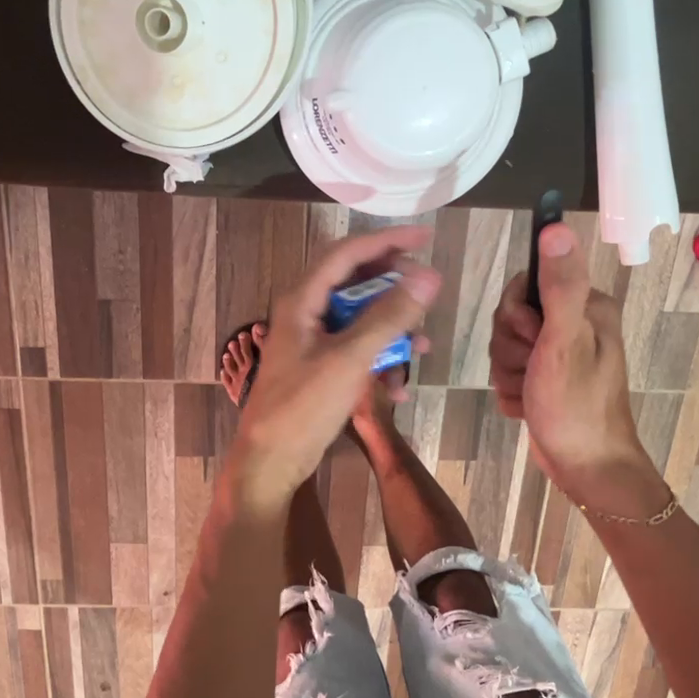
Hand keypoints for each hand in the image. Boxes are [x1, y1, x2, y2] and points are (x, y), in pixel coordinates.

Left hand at [225, 228, 441, 509]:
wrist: (270, 461)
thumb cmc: (304, 407)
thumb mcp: (351, 359)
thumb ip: (388, 316)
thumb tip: (428, 276)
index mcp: (302, 300)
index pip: (346, 253)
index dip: (387, 241)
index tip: (426, 237)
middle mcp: (303, 312)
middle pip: (354, 282)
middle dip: (394, 288)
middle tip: (427, 293)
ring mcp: (310, 340)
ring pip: (359, 318)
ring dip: (391, 330)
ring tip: (421, 347)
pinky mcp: (317, 367)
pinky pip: (354, 349)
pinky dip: (378, 360)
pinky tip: (397, 389)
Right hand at [490, 223, 663, 516]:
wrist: (585, 468)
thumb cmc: (577, 405)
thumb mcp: (564, 342)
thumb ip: (559, 285)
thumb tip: (555, 226)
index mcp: (586, 306)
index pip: (525, 283)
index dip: (516, 313)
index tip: (531, 337)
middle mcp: (574, 324)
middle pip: (510, 317)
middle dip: (511, 349)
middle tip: (533, 371)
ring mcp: (559, 354)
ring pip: (505, 347)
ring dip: (510, 374)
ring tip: (532, 394)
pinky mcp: (546, 380)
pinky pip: (509, 374)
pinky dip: (513, 393)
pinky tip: (529, 407)